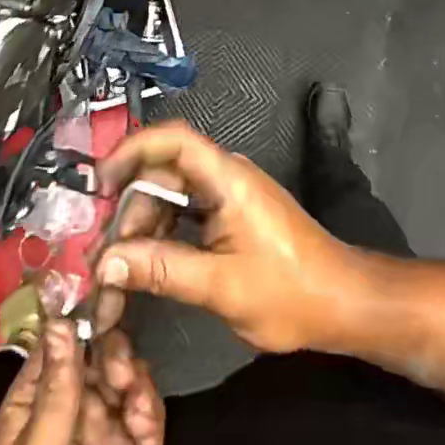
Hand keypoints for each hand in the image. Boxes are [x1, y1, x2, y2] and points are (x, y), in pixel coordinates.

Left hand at [0, 321, 164, 444]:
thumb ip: (54, 392)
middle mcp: (65, 410)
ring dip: (138, 387)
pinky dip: (151, 417)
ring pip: (125, 382)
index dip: (79, 325)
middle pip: (95, 358)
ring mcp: (98, 431)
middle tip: (125, 375)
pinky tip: (148, 433)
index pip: (54, 347)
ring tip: (140, 411)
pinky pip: (144, 417)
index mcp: (28, 407)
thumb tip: (61, 322)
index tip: (106, 310)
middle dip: (116, 360)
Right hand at [94, 121, 360, 353]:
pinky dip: (162, 232)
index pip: (174, 140)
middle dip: (130, 207)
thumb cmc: (291, 292)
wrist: (344, 304)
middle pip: (164, 173)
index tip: (100, 181)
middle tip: (104, 249)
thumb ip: (162, 269)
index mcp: (228, 178)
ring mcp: (228, 194)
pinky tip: (145, 259)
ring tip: (119, 264)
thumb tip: (107, 263)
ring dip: (143, 225)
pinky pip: (184, 211)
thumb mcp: (221, 285)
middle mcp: (225, 176)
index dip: (132, 150)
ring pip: (171, 195)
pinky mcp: (230, 213)